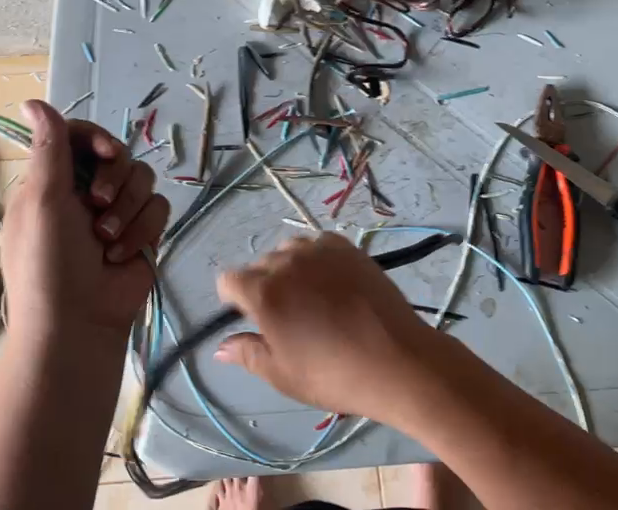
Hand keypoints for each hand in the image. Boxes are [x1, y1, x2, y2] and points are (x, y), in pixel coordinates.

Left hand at [0, 100, 169, 341]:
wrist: (79, 325)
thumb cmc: (49, 264)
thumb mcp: (43, 202)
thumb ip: (49, 149)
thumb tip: (31, 100)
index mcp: (53, 182)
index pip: (79, 136)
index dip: (97, 137)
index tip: (107, 152)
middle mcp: (85, 192)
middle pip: (118, 153)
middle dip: (114, 179)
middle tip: (99, 205)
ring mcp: (117, 212)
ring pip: (142, 178)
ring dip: (128, 209)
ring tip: (108, 240)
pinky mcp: (143, 231)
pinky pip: (158, 206)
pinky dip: (143, 229)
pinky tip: (123, 254)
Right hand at [213, 233, 441, 422]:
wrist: (396, 359)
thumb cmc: (333, 374)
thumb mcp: (283, 375)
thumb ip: (248, 353)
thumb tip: (221, 346)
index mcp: (263, 293)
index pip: (229, 280)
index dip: (233, 299)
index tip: (249, 318)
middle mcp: (286, 262)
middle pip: (260, 265)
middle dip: (263, 286)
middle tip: (286, 318)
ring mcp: (319, 250)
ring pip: (289, 251)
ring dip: (290, 269)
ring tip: (310, 299)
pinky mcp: (347, 247)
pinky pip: (318, 244)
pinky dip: (317, 258)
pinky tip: (331, 283)